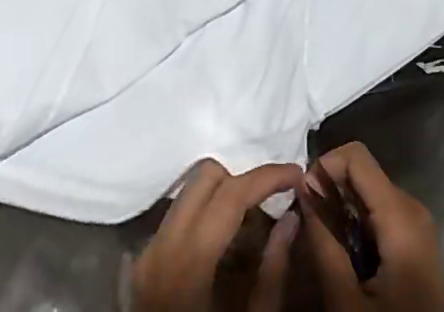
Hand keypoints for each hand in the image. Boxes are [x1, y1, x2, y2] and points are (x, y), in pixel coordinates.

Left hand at [132, 159, 302, 311]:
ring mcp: (148, 251)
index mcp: (189, 260)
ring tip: (253, 218)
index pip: (232, 193)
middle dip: (243, 178)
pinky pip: (179, 213)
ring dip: (224, 192)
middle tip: (273, 198)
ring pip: (190, 190)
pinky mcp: (144, 261)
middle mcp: (162, 245)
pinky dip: (206, 211)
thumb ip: (274, 270)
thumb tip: (293, 216)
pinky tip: (227, 240)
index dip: (269, 176)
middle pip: (206, 177)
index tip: (299, 173)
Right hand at [300, 143, 443, 311]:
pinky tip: (342, 254)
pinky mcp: (413, 238)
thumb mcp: (346, 301)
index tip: (302, 198)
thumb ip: (323, 242)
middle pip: (362, 172)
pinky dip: (354, 222)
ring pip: (368, 192)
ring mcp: (415, 222)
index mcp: (400, 214)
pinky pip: (378, 211)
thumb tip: (303, 190)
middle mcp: (412, 206)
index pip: (357, 156)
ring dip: (339, 208)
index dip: (324, 167)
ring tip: (320, 243)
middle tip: (305, 225)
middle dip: (328, 190)